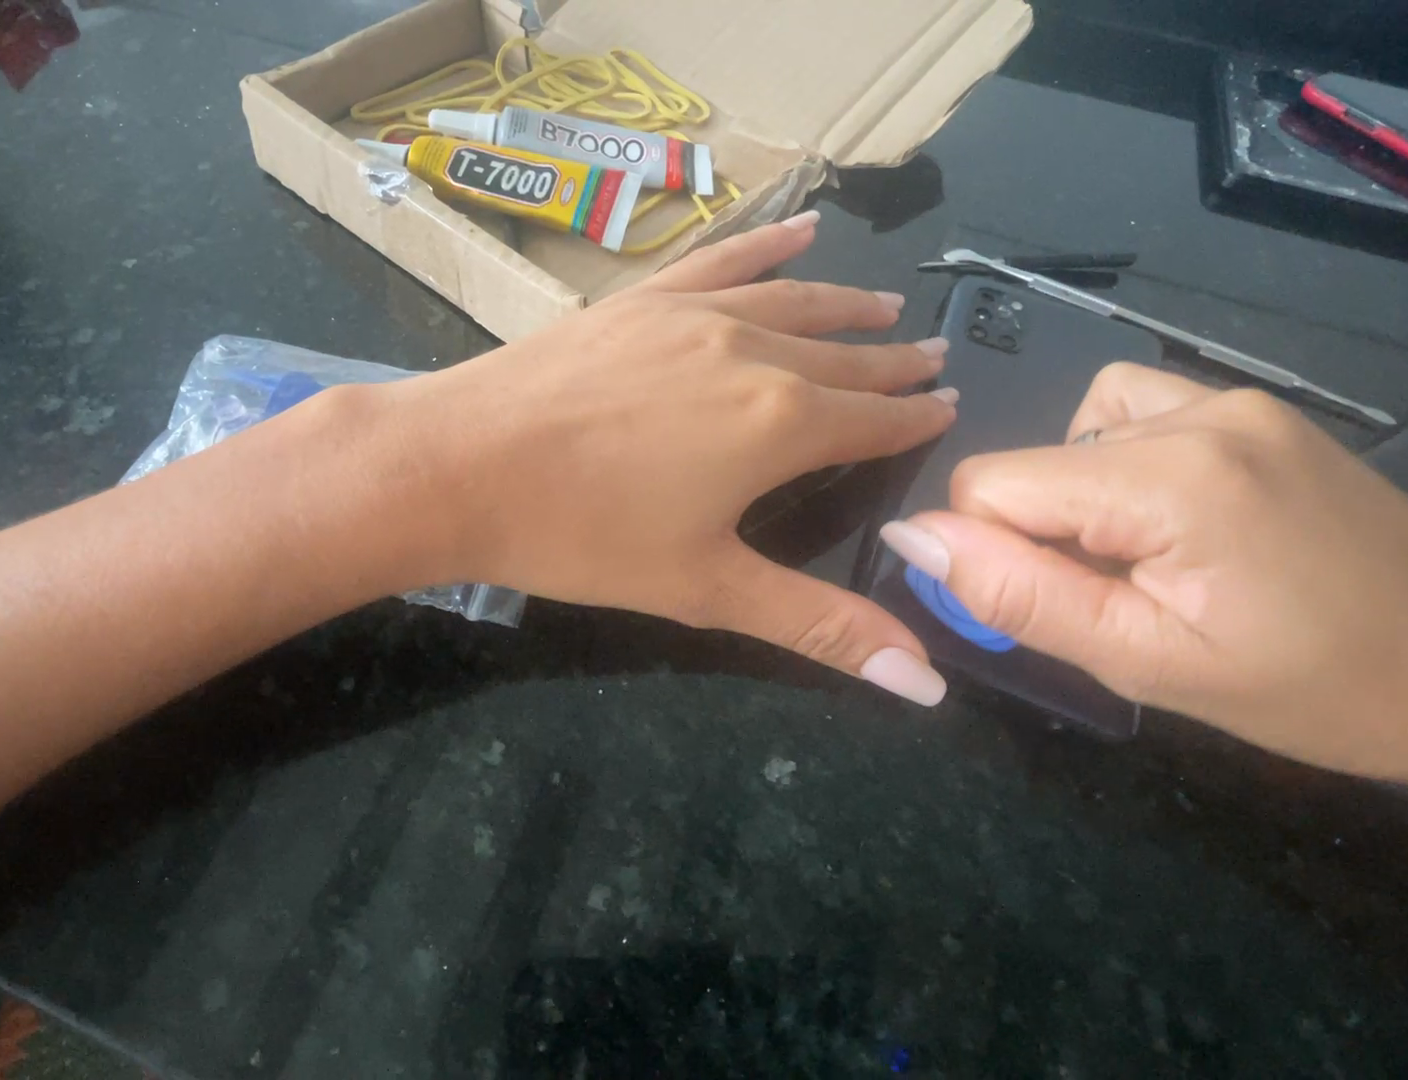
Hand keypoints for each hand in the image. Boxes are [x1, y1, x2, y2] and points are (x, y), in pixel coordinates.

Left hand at [376, 214, 957, 703]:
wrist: (458, 467)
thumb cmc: (581, 537)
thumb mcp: (706, 589)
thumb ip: (818, 626)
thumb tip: (926, 685)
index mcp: (777, 425)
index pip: (872, 421)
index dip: (915, 419)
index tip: (950, 405)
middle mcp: (749, 353)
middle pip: (840, 358)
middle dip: (891, 364)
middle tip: (933, 356)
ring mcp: (690, 316)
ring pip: (790, 303)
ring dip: (843, 306)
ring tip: (884, 306)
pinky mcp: (638, 299)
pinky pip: (719, 261)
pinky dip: (765, 245)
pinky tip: (797, 228)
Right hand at [880, 362, 1407, 813]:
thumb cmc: (1317, 692)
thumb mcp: (1144, 664)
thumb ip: (1017, 596)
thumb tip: (911, 539)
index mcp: (1171, 478)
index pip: (990, 484)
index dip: (993, 553)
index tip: (1060, 605)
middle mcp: (1198, 412)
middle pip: (1029, 462)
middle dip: (1041, 536)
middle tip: (1123, 601)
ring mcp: (1232, 400)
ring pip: (1068, 437)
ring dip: (1073, 501)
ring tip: (1142, 560)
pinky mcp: (1251, 408)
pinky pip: (1126, 412)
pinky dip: (1109, 462)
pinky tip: (1159, 513)